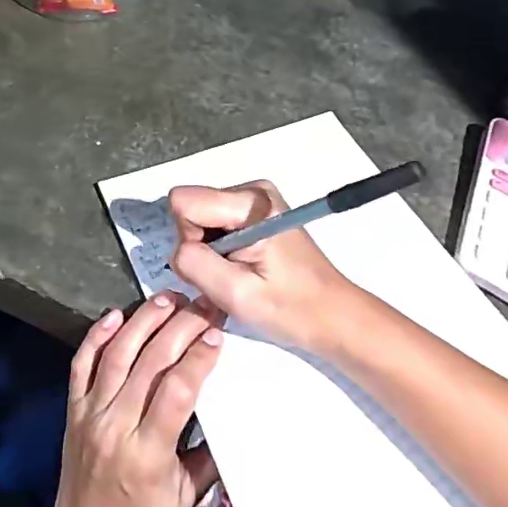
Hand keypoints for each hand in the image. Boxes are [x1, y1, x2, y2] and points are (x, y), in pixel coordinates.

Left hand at [42, 292, 223, 506]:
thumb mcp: (185, 499)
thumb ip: (210, 454)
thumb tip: (235, 410)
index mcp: (147, 454)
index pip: (176, 391)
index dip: (198, 357)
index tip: (217, 333)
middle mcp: (115, 427)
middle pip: (149, 363)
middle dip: (180, 327)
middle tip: (203, 306)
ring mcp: (90, 415)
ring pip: (117, 355)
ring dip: (144, 321)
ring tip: (168, 298)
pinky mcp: (73, 410)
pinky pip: (81, 364)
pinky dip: (96, 336)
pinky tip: (115, 315)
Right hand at [169, 181, 363, 354]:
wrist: (331, 315)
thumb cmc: (291, 308)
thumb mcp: (236, 293)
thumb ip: (196, 263)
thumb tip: (176, 248)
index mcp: (251, 203)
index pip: (183, 202)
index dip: (188, 239)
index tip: (214, 266)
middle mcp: (252, 192)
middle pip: (191, 210)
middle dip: (198, 248)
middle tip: (228, 278)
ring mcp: (254, 202)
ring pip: (199, 220)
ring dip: (209, 254)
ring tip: (238, 277)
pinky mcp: (254, 215)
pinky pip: (214, 227)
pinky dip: (219, 253)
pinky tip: (242, 271)